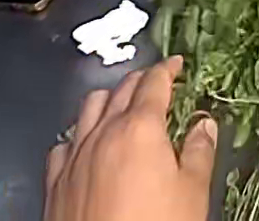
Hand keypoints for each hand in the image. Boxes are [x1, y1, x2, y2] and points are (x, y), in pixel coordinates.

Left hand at [44, 56, 217, 220]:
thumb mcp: (192, 193)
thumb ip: (199, 151)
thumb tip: (204, 125)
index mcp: (140, 127)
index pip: (154, 82)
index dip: (168, 69)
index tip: (176, 65)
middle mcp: (104, 133)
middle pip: (123, 88)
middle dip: (142, 79)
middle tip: (158, 84)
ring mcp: (75, 159)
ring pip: (89, 107)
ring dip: (109, 98)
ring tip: (123, 106)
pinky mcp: (55, 187)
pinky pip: (63, 145)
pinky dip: (79, 135)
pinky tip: (88, 145)